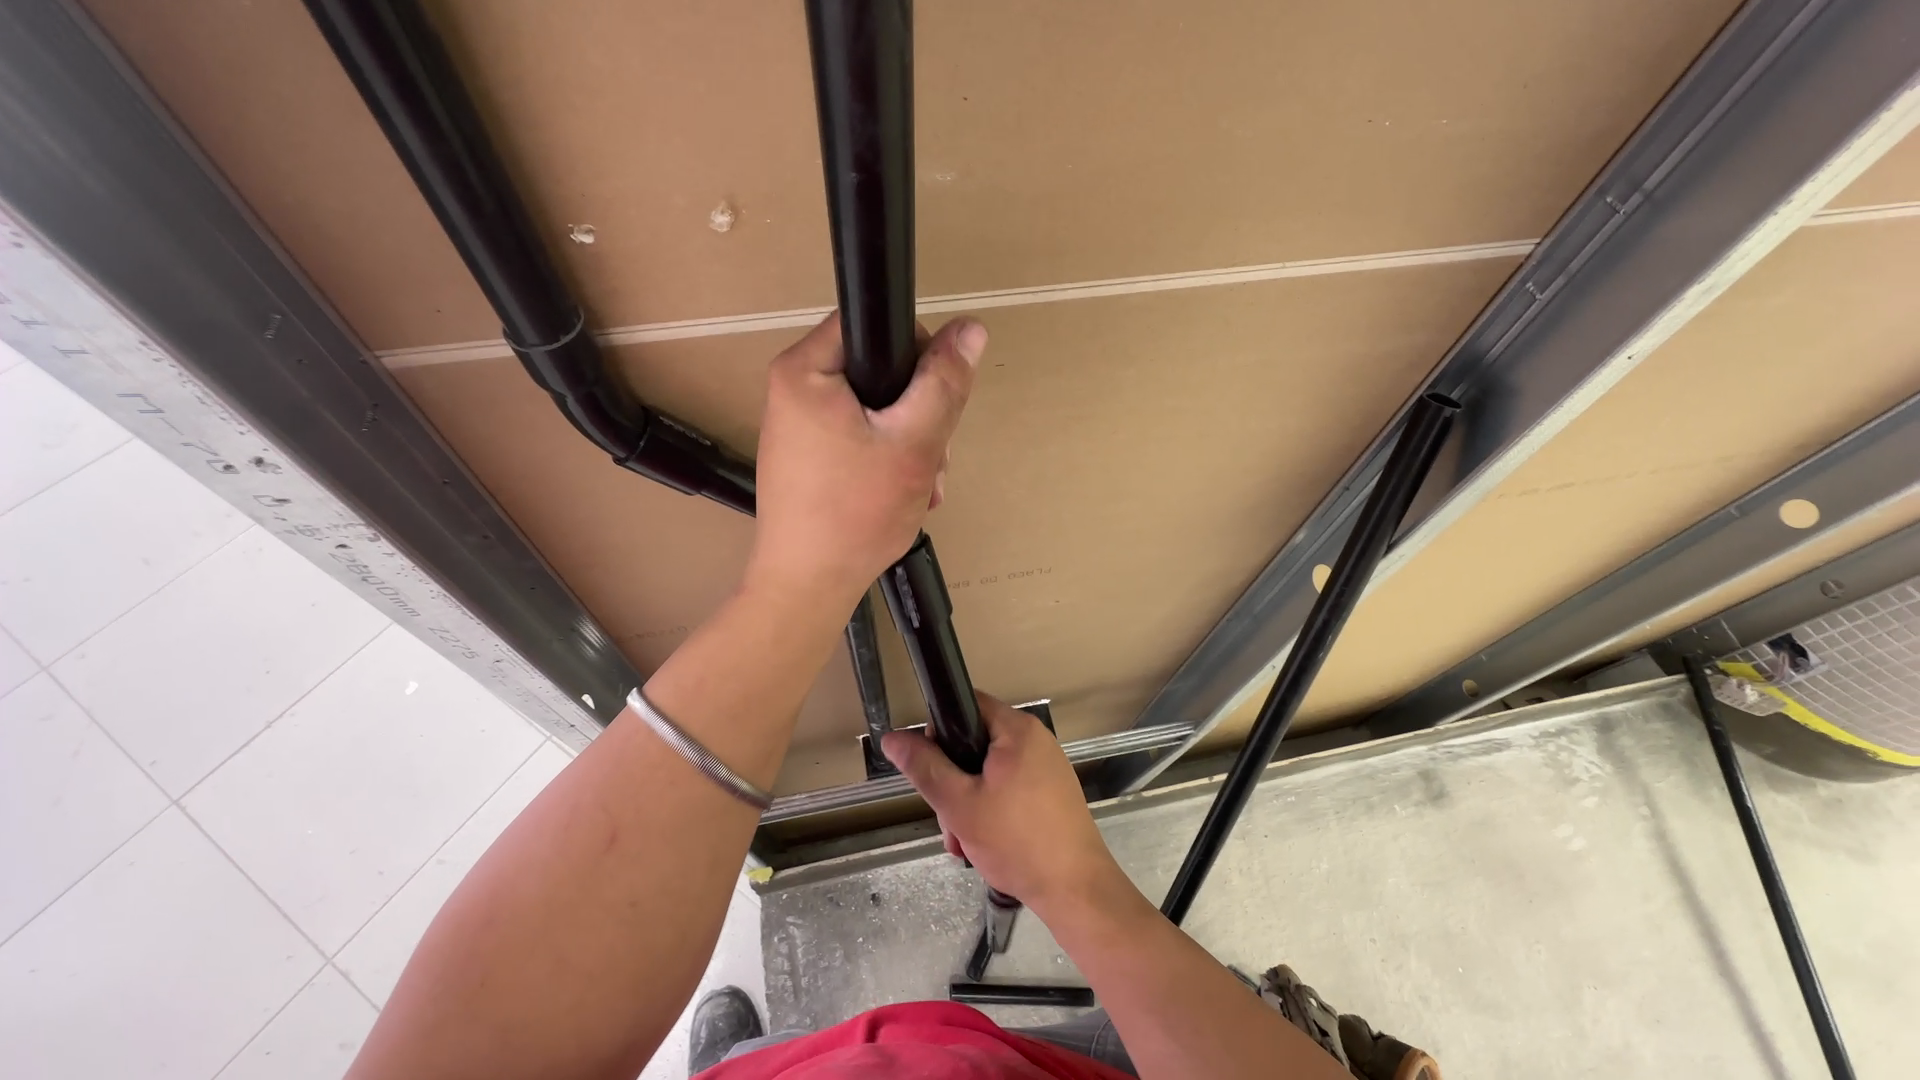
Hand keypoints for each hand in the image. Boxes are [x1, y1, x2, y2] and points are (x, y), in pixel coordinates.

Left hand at [746, 312, 985, 609]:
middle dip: (919, 414)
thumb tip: (970, 330)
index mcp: (804, 370)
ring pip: (876, 411)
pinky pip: (860, 439)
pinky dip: (888, 461)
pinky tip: (905, 494)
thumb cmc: (855, 514)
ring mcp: (799, 428)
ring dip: (911, 444)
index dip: (916, 352)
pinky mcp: (808, 458)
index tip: (934, 398)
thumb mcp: (915, 441)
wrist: (809, 585)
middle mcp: (793, 391)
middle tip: (933, 457)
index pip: (871, 324)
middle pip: (878, 372)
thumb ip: (944, 383)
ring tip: (923, 485)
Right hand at [881, 693, 1127, 916]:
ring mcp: (1046, 769)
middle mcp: (1036, 741)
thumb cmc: (1017, 841)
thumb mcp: (959, 804)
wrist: (1076, 890)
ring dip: (968, 806)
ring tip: (965, 844)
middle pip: (976, 744)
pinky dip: (991, 814)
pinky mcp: (1051, 795)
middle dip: (953, 783)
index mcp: (1017, 730)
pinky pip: (1008, 792)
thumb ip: (924, 767)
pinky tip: (984, 846)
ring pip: (988, 774)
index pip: (967, 704)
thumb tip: (893, 739)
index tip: (929, 767)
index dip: (939, 730)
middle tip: (948, 820)